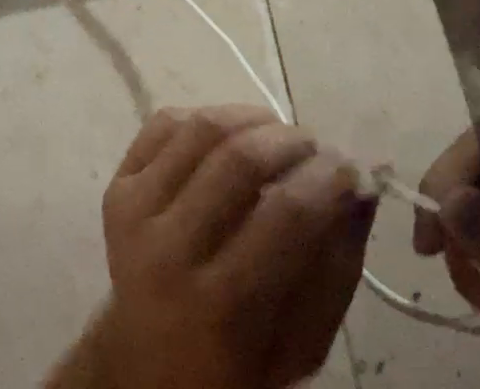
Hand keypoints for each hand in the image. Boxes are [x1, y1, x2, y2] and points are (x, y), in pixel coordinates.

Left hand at [64, 104, 376, 388]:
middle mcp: (169, 252)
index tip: (350, 169)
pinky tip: (232, 135)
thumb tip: (363, 183)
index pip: (288, 213)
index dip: (330, 177)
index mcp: (222, 305)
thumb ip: (338, 263)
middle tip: (316, 150)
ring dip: (254, 119)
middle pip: (240, 159)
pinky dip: (207, 116)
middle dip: (294, 141)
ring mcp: (134, 213)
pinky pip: (164, 123)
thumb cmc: (239, 359)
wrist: (148, 363)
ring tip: (279, 136)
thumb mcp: (304, 339)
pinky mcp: (116, 188)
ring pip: (202, 129)